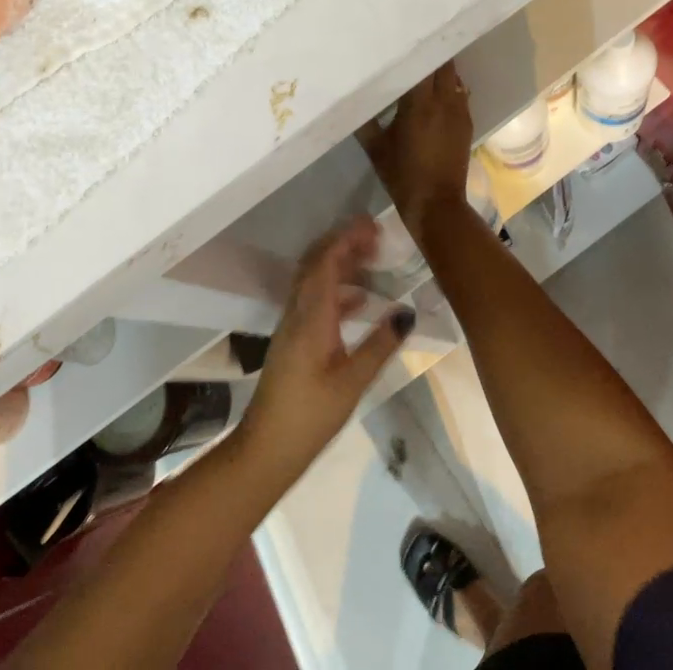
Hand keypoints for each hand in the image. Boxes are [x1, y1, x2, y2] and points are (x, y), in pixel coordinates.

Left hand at [238, 218, 415, 473]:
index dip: (347, 238)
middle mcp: (296, 313)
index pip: (325, 262)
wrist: (267, 447)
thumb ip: (379, 345)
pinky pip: (314, 300)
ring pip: (313, 281)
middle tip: (377, 238)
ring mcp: (292, 326)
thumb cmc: (310, 416)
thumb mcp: (352, 382)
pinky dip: (336, 289)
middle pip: (315, 264)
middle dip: (344, 244)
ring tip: (373, 262)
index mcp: (310, 318)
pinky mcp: (293, 340)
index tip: (374, 226)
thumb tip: (406, 312)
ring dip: (340, 264)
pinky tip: (360, 301)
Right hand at [357, 63, 474, 231]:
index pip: (424, 62)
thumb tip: (353, 99)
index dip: (416, 47)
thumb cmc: (402, 176)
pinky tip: (433, 94)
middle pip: (444, 64)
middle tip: (413, 47)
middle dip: (431, 54)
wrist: (437, 204)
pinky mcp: (466, 124)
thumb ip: (365, 121)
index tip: (403, 36)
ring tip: (422, 66)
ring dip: (441, 71)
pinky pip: (459, 94)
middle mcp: (445, 100)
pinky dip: (448, 88)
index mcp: (421, 103)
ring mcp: (460, 111)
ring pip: (454, 78)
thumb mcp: (376, 148)